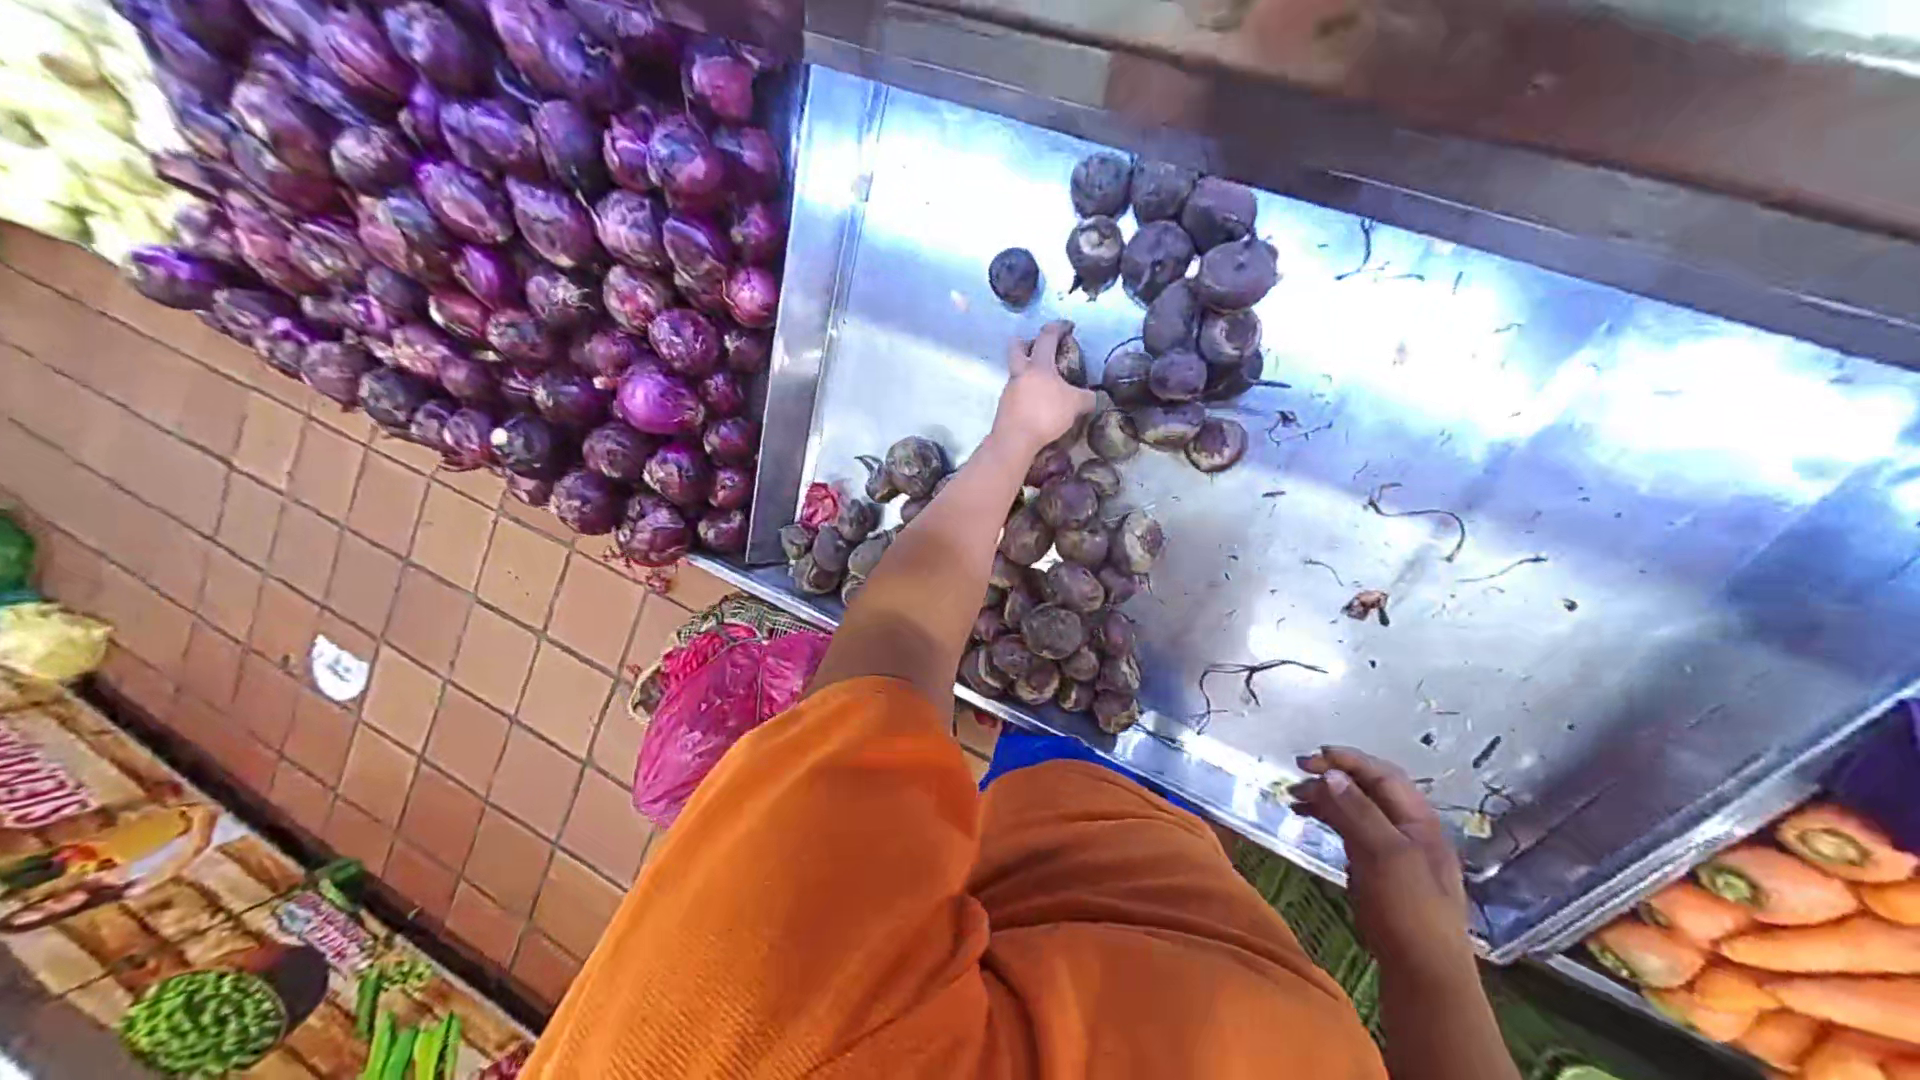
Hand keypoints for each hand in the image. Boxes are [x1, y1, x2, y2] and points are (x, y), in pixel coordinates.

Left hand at [991, 321, 1094, 455]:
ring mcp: (1009, 389)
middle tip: (1041, 348)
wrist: (1014, 439)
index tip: (1068, 326)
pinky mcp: (1005, 406)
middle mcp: (1020, 372)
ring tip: (1046, 383)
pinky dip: (1027, 392)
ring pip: (1017, 371)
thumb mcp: (1076, 405)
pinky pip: (1017, 391)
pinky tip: (1038, 403)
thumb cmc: (1045, 414)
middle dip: (1028, 342)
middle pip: (1017, 346)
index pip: (1047, 336)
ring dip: (1029, 372)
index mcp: (1038, 365)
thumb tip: (1094, 397)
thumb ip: (1088, 398)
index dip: (1058, 327)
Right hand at [1291, 746, 1474, 976]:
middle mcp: (1407, 828)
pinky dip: (1327, 817)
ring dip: (1325, 797)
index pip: (1383, 774)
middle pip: (1368, 788)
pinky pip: (1349, 828)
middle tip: (1297, 776)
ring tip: (1294, 798)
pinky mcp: (1376, 866)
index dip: (1348, 760)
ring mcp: (1392, 847)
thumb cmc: (1410, 909)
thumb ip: (1359, 812)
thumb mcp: (1386, 855)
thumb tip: (1330, 774)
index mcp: (1419, 820)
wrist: (1423, 970)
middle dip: (1332, 777)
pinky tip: (1307, 818)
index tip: (1312, 758)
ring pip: (1355, 807)